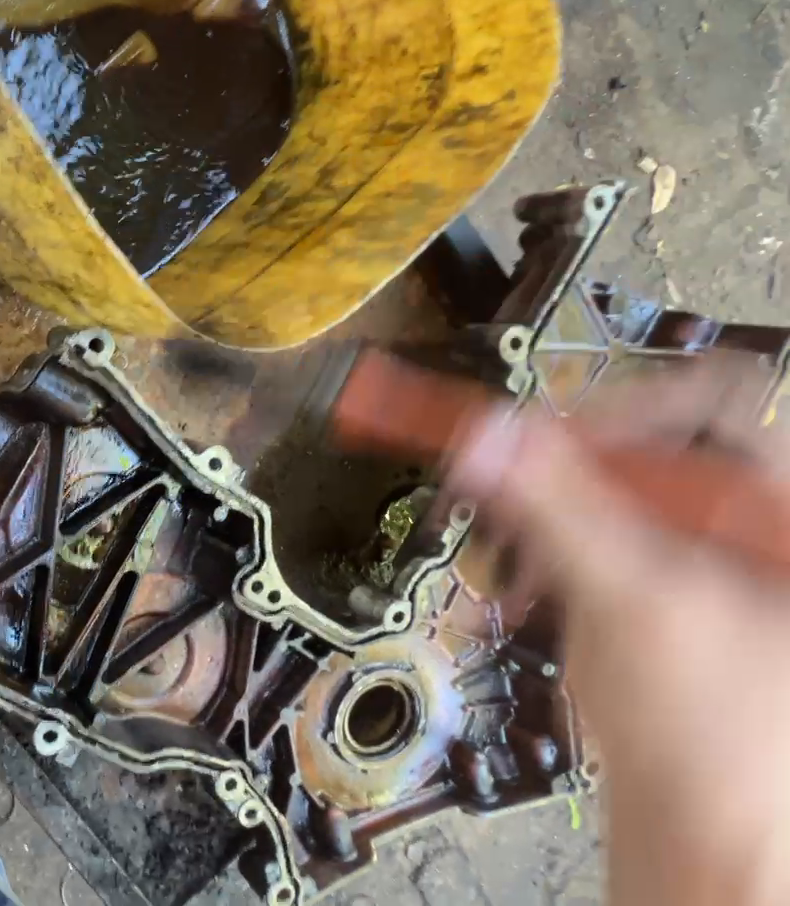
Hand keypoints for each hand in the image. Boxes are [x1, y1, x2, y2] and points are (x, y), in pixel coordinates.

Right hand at [449, 361, 789, 905]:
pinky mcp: (660, 593)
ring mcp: (710, 565)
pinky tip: (525, 587)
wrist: (719, 839)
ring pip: (604, 497)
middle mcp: (757, 533)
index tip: (540, 437)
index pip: (716, 400)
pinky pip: (587, 540)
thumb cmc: (736, 750)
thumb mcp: (630, 604)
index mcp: (784, 522)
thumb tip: (481, 433)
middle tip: (495, 490)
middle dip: (552, 476)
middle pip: (640, 452)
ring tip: (510, 559)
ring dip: (534, 520)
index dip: (618, 411)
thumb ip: (551, 505)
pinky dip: (539, 553)